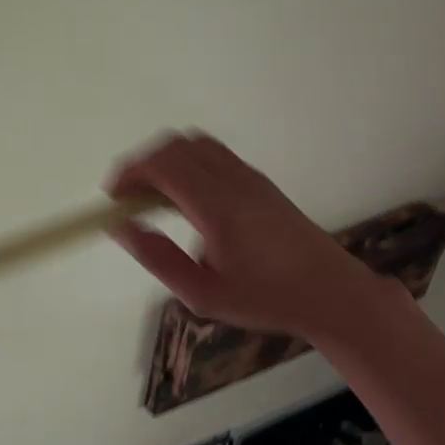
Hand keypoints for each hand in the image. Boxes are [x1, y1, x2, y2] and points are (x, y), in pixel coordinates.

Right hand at [106, 132, 391, 340]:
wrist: (332, 293)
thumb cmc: (264, 299)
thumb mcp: (200, 293)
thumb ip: (157, 258)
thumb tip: (121, 228)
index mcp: (217, 206)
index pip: (163, 164)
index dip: (129, 173)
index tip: (112, 199)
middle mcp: (234, 181)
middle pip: (177, 145)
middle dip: (143, 165)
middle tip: (128, 201)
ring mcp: (251, 178)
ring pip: (196, 145)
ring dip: (166, 163)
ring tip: (152, 201)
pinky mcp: (260, 183)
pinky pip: (214, 156)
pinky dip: (187, 167)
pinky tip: (183, 203)